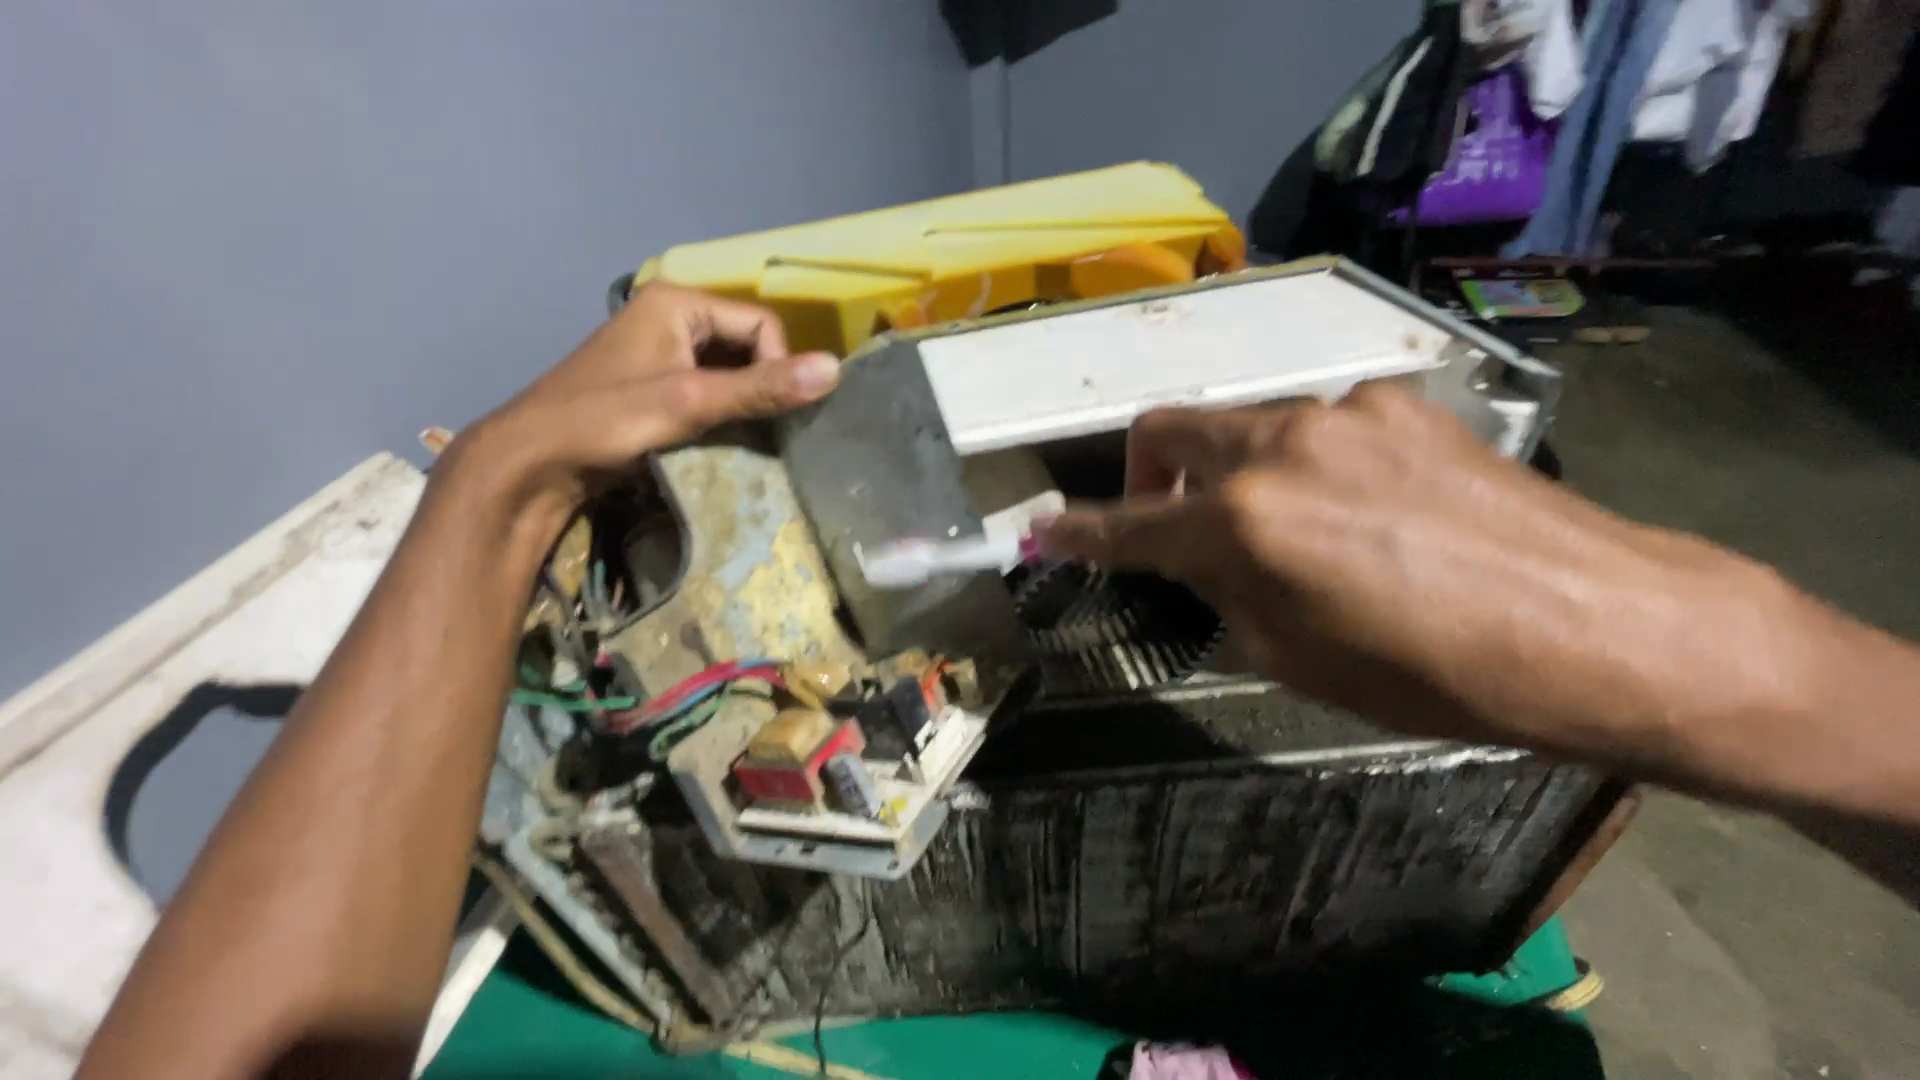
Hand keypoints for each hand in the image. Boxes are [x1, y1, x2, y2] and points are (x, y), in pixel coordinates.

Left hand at [443, 282, 839, 526]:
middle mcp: (671, 318)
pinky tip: (721, 439)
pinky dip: (722, 413)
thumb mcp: (690, 401)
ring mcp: (660, 353)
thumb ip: (762, 387)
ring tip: (743, 436)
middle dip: (759, 385)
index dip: (777, 366)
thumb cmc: (607, 420)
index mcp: (677, 303)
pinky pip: (708, 390)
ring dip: (742, 403)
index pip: (761, 325)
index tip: (768, 411)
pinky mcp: (655, 386)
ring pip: (729, 372)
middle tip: (761, 428)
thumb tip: (836, 371)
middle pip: (747, 346)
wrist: (533, 461)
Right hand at [1037, 382, 1805, 761]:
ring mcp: (1342, 412)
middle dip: (1147, 473)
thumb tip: (1201, 567)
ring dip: (1233, 469)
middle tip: (1168, 521)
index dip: (1077, 532)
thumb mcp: (1301, 659)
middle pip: (1169, 428)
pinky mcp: (1401, 404)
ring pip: (1245, 425)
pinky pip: (1318, 426)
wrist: (1610, 628)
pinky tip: (1361, 507)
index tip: (1045, 533)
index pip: (1129, 523)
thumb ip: (1229, 597)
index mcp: (1245, 521)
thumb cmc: (1440, 676)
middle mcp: (1278, 445)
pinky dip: (1305, 463)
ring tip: (1289, 527)